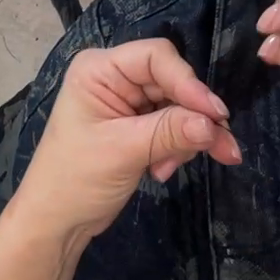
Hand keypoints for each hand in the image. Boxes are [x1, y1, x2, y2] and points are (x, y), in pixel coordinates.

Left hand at [11, 39, 241, 239]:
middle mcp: (114, 76)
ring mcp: (126, 100)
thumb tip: (215, 124)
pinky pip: (172, 125)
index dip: (188, 81)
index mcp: (99, 68)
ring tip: (169, 169)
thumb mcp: (122, 152)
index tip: (216, 114)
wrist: (56, 223)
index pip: (156, 57)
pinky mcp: (136, 124)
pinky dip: (176, 147)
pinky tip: (161, 171)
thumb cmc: (75, 179)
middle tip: (223, 148)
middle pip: (171, 81)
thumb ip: (170, 133)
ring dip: (185, 138)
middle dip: (193, 117)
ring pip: (176, 105)